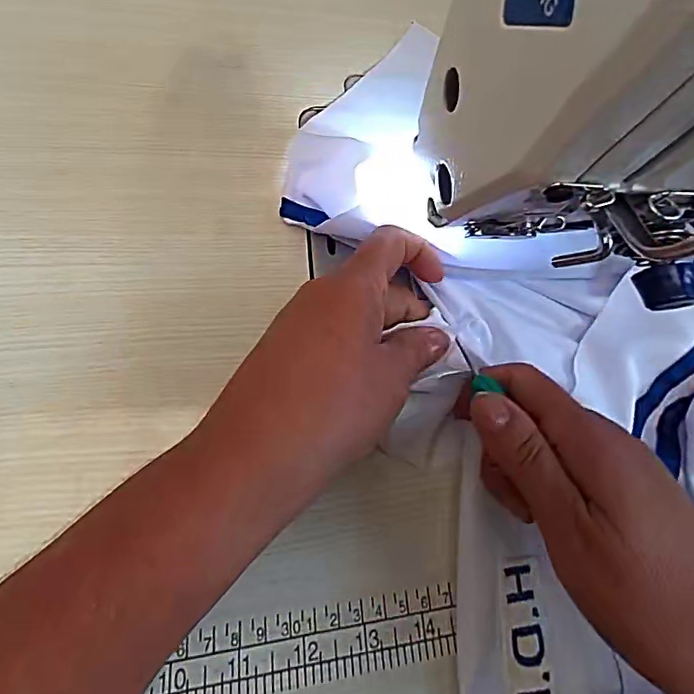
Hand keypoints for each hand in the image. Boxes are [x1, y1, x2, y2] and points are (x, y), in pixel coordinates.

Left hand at [195, 226, 449, 501]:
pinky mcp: (284, 346)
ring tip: (401, 370)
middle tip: (428, 341)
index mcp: (349, 288)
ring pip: (350, 308)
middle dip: (406, 304)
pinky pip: (328, 330)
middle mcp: (318, 295)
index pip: (388, 243)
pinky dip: (355, 344)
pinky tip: (366, 383)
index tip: (436, 278)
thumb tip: (429, 337)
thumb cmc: (321, 411)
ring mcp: (296, 320)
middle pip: (371, 279)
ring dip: (381, 329)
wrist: (257, 450)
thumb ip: (417, 349)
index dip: (419, 252)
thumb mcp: (390, 379)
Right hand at [465, 364, 693, 693]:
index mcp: (591, 438)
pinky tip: (562, 528)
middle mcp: (611, 440)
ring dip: (526, 467)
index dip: (484, 386)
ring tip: (536, 522)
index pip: (525, 380)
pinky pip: (579, 467)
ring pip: (554, 441)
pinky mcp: (638, 494)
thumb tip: (485, 396)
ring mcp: (628, 467)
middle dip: (504, 439)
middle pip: (536, 410)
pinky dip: (553, 485)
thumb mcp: (568, 526)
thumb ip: (525, 456)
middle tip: (509, 498)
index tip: (457, 423)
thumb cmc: (646, 595)